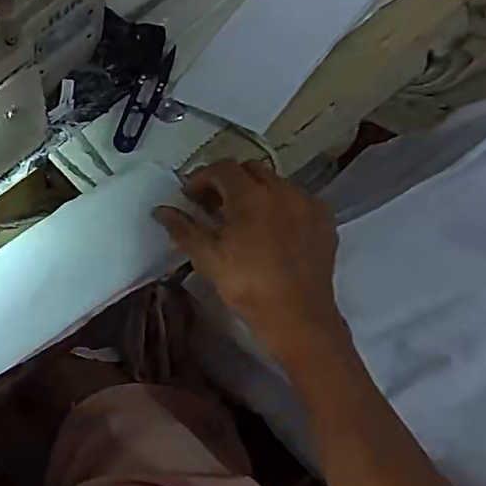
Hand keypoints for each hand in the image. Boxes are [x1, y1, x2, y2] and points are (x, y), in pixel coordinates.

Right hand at [153, 160, 347, 353]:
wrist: (297, 316)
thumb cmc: (245, 284)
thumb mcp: (206, 256)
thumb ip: (182, 228)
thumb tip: (161, 210)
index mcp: (250, 196)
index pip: (222, 169)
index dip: (201, 178)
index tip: (189, 197)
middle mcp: (282, 191)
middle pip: (250, 169)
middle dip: (227, 180)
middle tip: (211, 204)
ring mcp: (308, 205)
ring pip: (275, 182)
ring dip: (253, 191)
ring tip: (239, 216)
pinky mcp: (324, 221)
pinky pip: (297, 199)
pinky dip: (277, 204)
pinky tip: (268, 228)